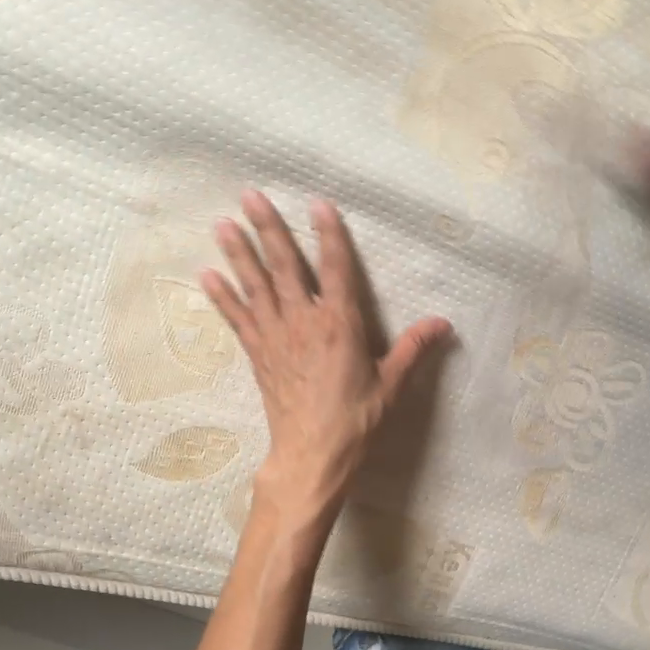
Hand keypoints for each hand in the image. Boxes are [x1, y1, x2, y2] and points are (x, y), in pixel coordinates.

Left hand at [200, 190, 450, 515]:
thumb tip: (444, 323)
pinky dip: (222, 296)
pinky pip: (237, 318)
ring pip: (255, 285)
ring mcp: (276, 337)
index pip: (337, 269)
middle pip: (285, 266)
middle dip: (269, 228)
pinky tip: (206, 274)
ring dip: (239, 253)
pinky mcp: (258, 354)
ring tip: (222, 223)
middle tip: (251, 195)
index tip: (319, 203)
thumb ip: (414, 349)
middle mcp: (304, 322)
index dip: (329, 235)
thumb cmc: (356, 420)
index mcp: (341, 325)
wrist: (311, 455)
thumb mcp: (391, 384)